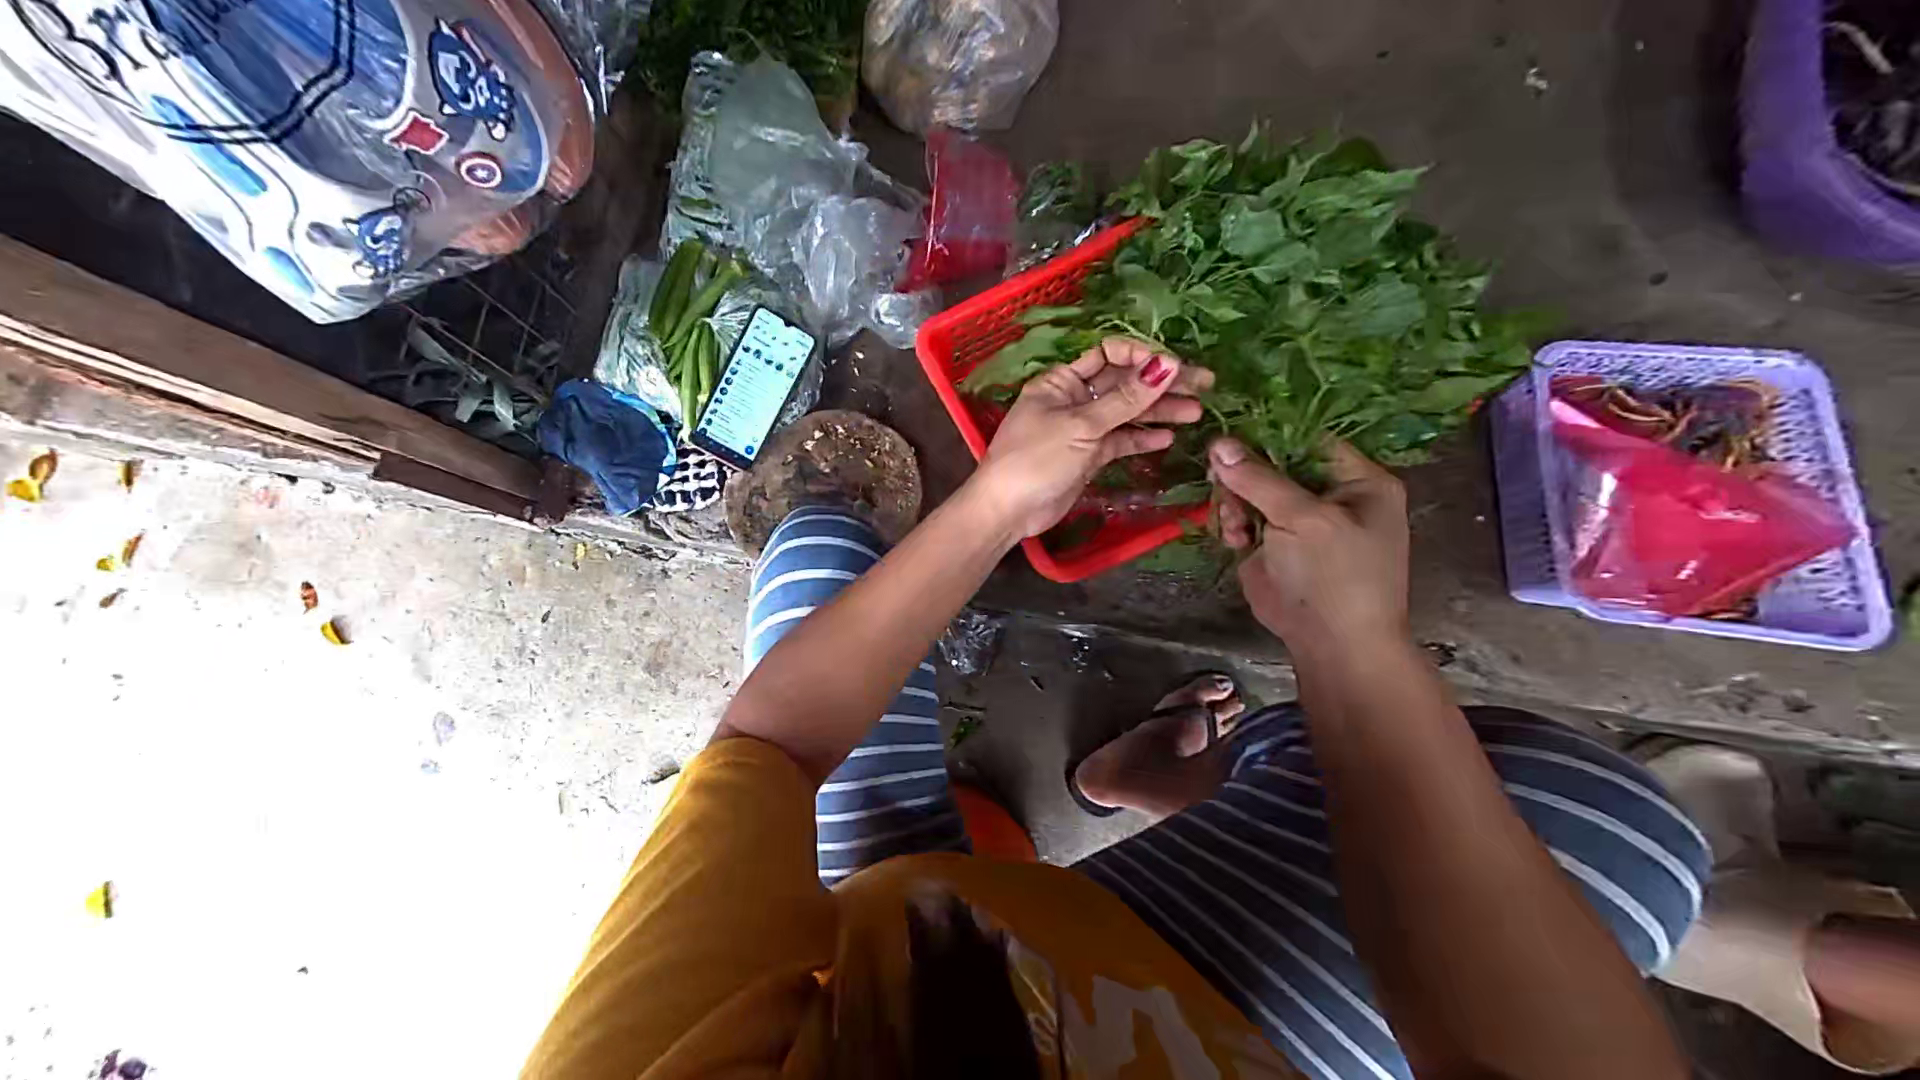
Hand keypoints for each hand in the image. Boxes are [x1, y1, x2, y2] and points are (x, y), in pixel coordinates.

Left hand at [971, 337, 1211, 539]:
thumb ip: (1125, 400)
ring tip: (1195, 412)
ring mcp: (1081, 428)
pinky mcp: (1088, 455)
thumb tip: (1166, 366)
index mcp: (1061, 381)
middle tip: (1203, 384)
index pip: (1108, 355)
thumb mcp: (1080, 426)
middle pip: (1122, 383)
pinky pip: (1119, 440)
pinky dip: (1140, 438)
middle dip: (1160, 383)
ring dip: (1158, 411)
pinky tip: (1167, 437)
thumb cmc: (1036, 459)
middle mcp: (1072, 399)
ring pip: (1125, 413)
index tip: (1175, 367)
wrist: (1008, 510)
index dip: (1142, 357)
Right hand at [1209, 436, 1410, 657]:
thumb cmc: (1334, 575)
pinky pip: (1243, 518)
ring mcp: (1298, 521)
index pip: (1307, 439)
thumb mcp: (1302, 519)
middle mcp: (1328, 496)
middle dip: (1244, 474)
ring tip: (1233, 522)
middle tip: (1218, 480)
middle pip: (1273, 464)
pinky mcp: (1272, 544)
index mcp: (1357, 481)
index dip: (1267, 434)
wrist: (1332, 643)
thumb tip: (1219, 443)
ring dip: (1235, 502)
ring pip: (1251, 492)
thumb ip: (1259, 478)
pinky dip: (1233, 524)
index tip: (1228, 434)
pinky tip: (1235, 538)